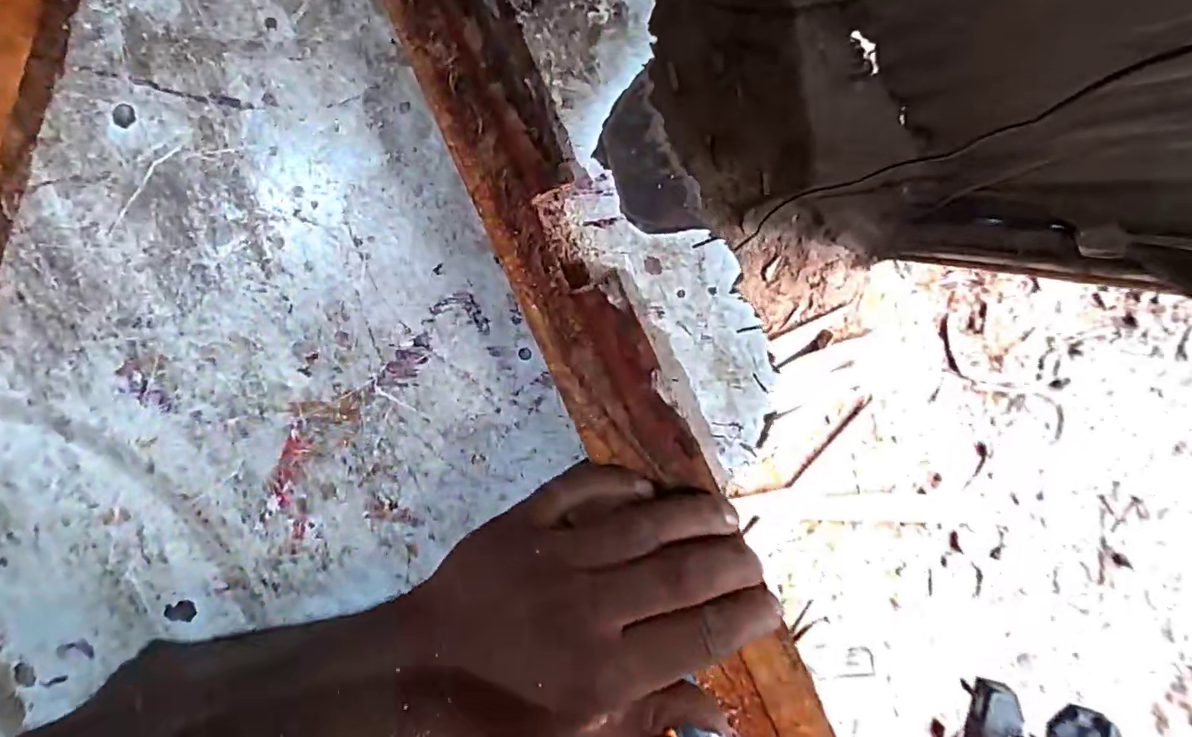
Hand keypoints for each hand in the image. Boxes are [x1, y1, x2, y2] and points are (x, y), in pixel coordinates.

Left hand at [402, 461, 783, 734]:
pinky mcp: (523, 519)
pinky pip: (580, 486)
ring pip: (643, 524)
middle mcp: (588, 608)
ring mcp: (554, 554)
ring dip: (692, 513)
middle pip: (681, 574)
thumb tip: (722, 713)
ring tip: (726, 511)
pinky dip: (617, 480)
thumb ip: (649, 719)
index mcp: (604, 672)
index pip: (697, 636)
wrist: (420, 664)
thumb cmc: (504, 710)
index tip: (771, 601)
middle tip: (755, 553)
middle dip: (731, 560)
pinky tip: (647, 485)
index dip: (744, 615)